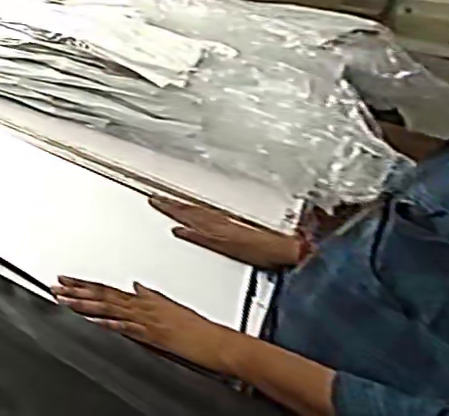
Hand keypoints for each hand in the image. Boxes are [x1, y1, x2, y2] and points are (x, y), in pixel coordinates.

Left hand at [53, 277, 245, 375]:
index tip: (64, 279)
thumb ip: (150, 295)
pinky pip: (128, 328)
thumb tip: (136, 285)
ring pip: (108, 309)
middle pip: (102, 296)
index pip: (105, 289)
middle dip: (75, 291)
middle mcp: (141, 307)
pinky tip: (95, 321)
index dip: (83, 284)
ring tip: (64, 300)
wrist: (224, 345)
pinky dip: (110, 324)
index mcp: (143, 300)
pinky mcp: (155, 336)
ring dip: (85, 304)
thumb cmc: (201, 328)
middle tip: (54, 286)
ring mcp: (146, 321)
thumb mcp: (171, 305)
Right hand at [150, 196, 304, 268]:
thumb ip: (200, 239)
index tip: (153, 199)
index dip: (168, 207)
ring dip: (185, 205)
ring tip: (172, 200)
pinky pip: (213, 213)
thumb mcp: (226, 248)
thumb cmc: (266, 253)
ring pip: (201, 210)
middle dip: (172, 204)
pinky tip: (200, 213)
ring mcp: (230, 222)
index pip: (185, 213)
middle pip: (190, 209)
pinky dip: (201, 211)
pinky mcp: (240, 226)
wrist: (295, 251)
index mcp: (212, 225)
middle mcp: (219, 220)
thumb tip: (178, 230)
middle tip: (156, 197)